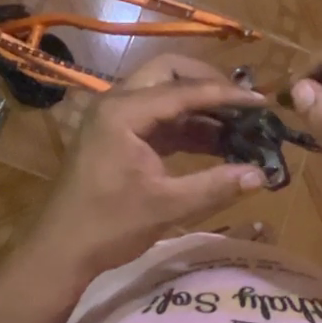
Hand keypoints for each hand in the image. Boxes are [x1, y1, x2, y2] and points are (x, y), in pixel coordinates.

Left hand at [19, 55, 268, 280]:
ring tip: (239, 125)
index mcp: (124, 111)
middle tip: (244, 105)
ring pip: (165, 91)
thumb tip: (261, 175)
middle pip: (171, 72)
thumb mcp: (167, 207)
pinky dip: (188, 124)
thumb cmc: (108, 226)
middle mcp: (118, 101)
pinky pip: (159, 114)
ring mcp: (116, 115)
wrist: (59, 250)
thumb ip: (216, 186)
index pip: (184, 90)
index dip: (226, 95)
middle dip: (210, 84)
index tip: (261, 101)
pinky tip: (217, 143)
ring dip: (200, 105)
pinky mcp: (120, 132)